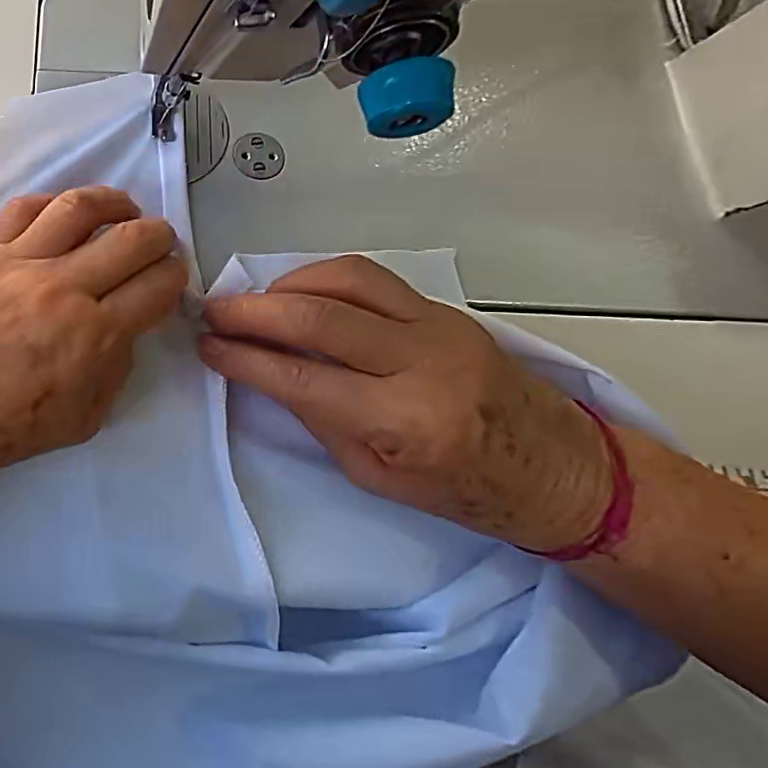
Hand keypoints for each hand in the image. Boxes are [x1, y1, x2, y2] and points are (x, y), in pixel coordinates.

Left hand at [0, 186, 189, 506]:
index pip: (156, 285)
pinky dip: (51, 203)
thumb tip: (124, 327)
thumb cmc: (5, 424)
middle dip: (159, 238)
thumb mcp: (84, 419)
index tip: (172, 279)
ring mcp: (19, 263)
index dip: (175, 277)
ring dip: (113, 202)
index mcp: (93, 333)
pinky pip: (22, 209)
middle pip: (131, 238)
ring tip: (123, 212)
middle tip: (159, 246)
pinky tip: (64, 215)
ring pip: (78, 207)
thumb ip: (115, 368)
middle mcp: (62, 287)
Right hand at [196, 255, 612, 550]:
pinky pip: (370, 279)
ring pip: (346, 279)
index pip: (298, 377)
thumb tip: (266, 368)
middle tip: (212, 312)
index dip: (241, 357)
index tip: (204, 345)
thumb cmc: (457, 488)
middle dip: (250, 310)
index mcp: (402, 421)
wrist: (563, 470)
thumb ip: (318, 415)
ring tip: (255, 302)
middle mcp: (423, 365)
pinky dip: (320, 279)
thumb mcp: (369, 472)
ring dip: (286, 284)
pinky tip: (298, 295)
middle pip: (317, 316)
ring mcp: (441, 328)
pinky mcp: (446, 311)